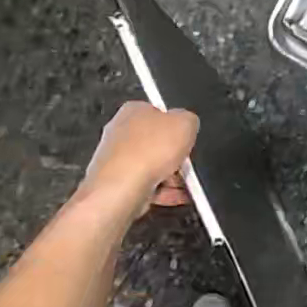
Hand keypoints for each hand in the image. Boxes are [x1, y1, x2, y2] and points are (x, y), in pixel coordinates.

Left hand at [77, 101, 198, 218]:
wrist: (122, 188)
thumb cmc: (147, 152)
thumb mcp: (186, 123)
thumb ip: (189, 119)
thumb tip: (188, 124)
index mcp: (133, 110)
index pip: (160, 114)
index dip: (178, 128)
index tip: (187, 139)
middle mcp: (120, 131)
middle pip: (157, 143)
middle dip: (175, 156)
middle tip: (186, 163)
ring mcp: (116, 159)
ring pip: (153, 167)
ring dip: (171, 176)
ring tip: (183, 184)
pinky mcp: (118, 182)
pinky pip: (146, 185)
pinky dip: (162, 191)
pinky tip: (174, 195)